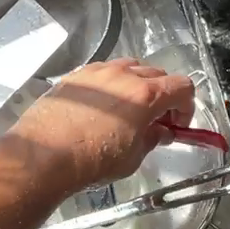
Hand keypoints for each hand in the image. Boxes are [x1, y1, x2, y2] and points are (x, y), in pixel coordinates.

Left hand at [3, 58, 194, 195]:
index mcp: (146, 95)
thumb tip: (160, 132)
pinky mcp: (76, 76)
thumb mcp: (132, 158)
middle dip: (163, 96)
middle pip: (158, 74)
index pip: (182, 87)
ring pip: (130, 67)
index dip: (186, 106)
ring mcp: (98, 72)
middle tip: (156, 121)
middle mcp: (124, 76)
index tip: (177, 124)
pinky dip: (112, 83)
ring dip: (138, 85)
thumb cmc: (91, 161)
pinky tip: (103, 106)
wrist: (43, 155)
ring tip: (129, 110)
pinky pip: (104, 71)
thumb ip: (152, 139)